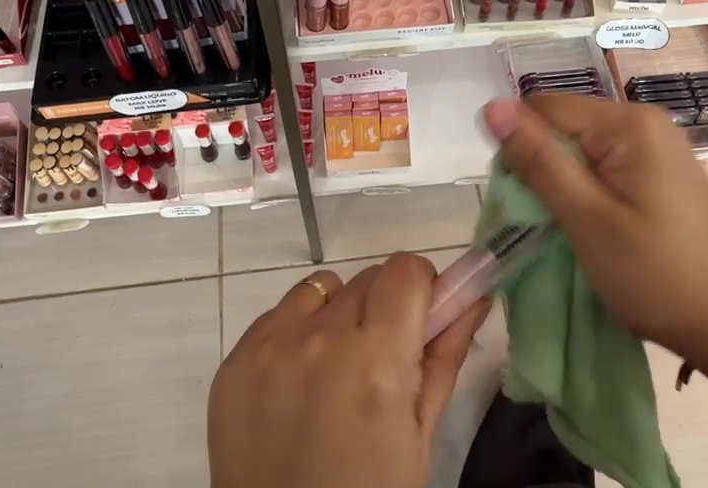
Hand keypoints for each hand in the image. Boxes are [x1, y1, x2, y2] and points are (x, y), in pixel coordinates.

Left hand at [209, 253, 490, 487]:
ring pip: (321, 290)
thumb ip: (443, 358)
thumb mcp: (419, 437)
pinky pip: (279, 315)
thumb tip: (471, 298)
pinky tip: (299, 382)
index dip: (420, 287)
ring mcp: (271, 346)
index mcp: (376, 363)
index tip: (421, 316)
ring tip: (336, 368)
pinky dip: (298, 333)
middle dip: (384, 306)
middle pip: (366, 279)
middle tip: (382, 357)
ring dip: (338, 313)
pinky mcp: (236, 359)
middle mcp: (321, 340)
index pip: (404, 270)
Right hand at [482, 96, 707, 408]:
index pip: (543, 107)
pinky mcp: (659, 169)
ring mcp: (655, 144)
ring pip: (579, 145)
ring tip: (567, 225)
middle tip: (545, 218)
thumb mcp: (586, 219)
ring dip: (562, 180)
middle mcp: (643, 120)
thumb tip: (491, 105)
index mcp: (627, 123)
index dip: (519, 146)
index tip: (520, 197)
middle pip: (562, 123)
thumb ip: (537, 159)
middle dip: (541, 164)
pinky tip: (592, 223)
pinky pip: (603, 162)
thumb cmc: (656, 275)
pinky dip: (586, 188)